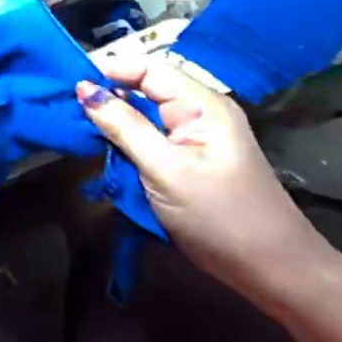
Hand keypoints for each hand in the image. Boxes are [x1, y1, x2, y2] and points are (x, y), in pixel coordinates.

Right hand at [77, 58, 335, 298]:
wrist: (276, 274)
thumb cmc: (222, 218)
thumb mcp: (165, 170)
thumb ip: (123, 126)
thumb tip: (83, 89)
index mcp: (202, 104)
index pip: (147, 67)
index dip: (108, 69)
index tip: (66, 82)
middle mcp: (199, 111)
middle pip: (144, 89)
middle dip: (106, 97)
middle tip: (65, 109)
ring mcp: (196, 137)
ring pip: (144, 116)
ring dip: (114, 124)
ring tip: (77, 129)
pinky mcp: (189, 161)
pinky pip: (151, 140)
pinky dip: (127, 145)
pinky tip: (105, 152)